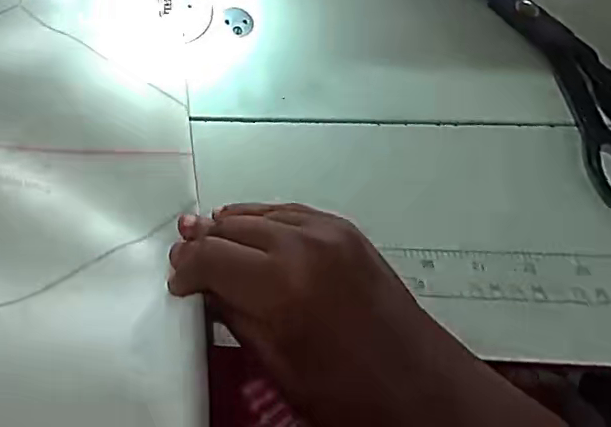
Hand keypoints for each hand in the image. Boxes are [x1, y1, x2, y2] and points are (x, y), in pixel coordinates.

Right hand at [168, 204, 561, 426]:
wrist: (432, 397)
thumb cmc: (356, 400)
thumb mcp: (281, 368)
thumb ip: (236, 317)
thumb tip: (205, 287)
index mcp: (283, 287)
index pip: (210, 256)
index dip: (186, 266)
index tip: (178, 279)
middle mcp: (302, 246)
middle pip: (228, 226)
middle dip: (203, 243)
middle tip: (188, 257)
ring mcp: (326, 231)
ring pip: (254, 211)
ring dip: (230, 227)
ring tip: (212, 239)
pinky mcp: (343, 227)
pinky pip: (286, 209)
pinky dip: (263, 219)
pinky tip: (252, 231)